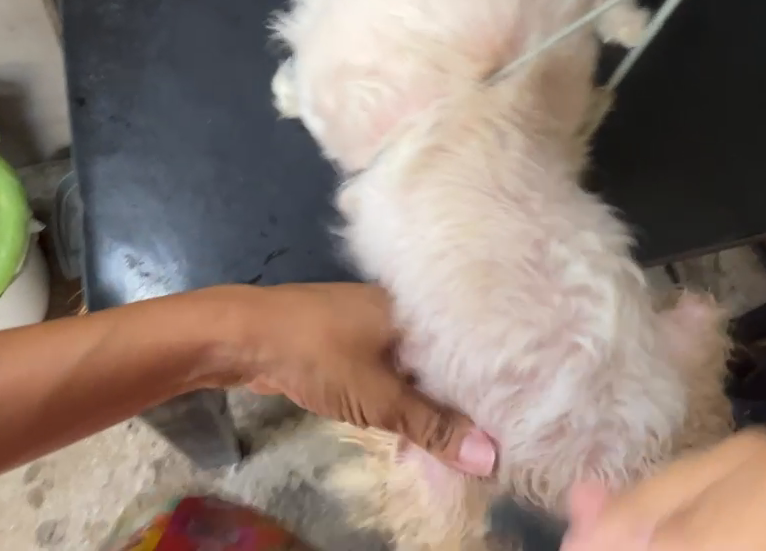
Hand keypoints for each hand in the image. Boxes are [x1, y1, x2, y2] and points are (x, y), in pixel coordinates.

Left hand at [203, 283, 496, 476]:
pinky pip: (388, 370)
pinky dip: (401, 396)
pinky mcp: (347, 341)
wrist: (245, 335)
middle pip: (440, 356)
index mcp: (410, 308)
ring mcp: (368, 323)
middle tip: (498, 439)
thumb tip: (492, 456)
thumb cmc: (316, 353)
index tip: (520, 417)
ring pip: (412, 365)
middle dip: (461, 398)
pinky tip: (414, 427)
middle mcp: (394, 309)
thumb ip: (431, 425)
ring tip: (463, 441)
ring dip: (428, 401)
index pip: (465, 343)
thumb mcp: (378, 395)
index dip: (491, 380)